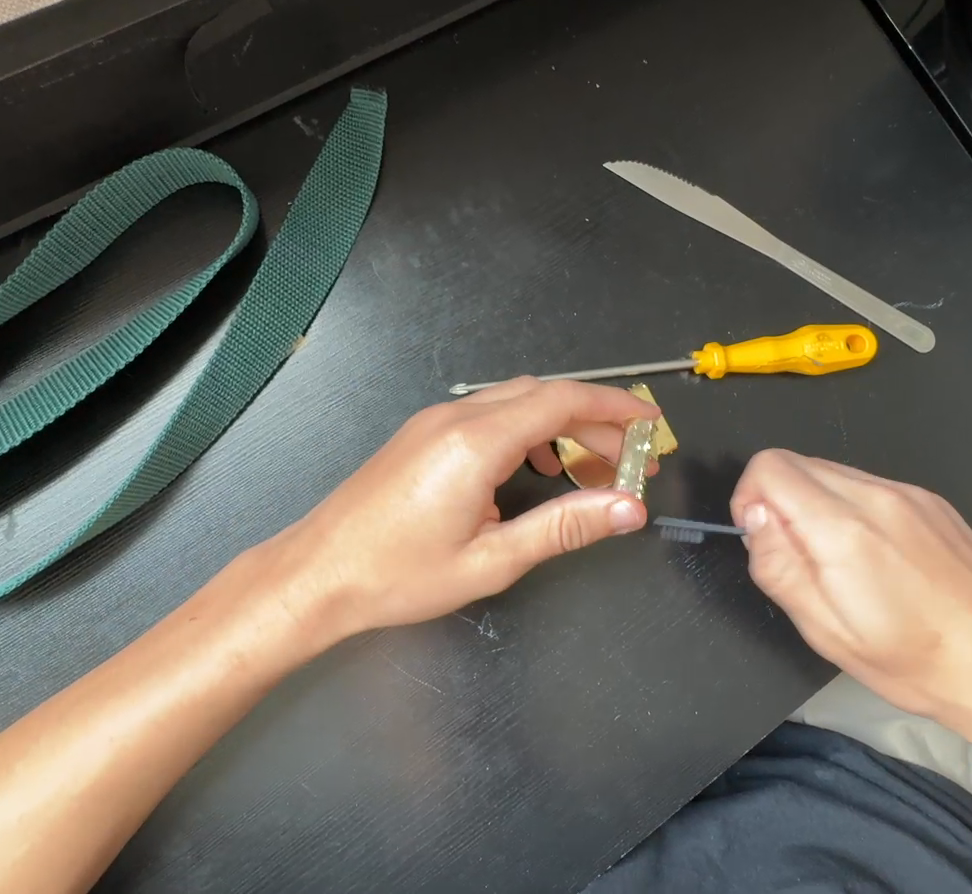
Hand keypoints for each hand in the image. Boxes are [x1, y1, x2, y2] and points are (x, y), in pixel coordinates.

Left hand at [262, 378, 655, 641]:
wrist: (318, 572)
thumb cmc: (400, 575)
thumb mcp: (491, 560)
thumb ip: (564, 527)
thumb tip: (629, 509)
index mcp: (477, 441)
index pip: (562, 401)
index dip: (615, 407)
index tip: (653, 425)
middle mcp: (457, 415)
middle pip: (543, 395)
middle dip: (594, 420)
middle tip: (630, 463)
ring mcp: (434, 420)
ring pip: (515, 401)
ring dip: (559, 424)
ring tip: (590, 467)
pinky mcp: (422, 433)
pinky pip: (488, 413)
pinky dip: (525, 429)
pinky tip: (534, 468)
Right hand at [733, 450, 971, 780]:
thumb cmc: (916, 665)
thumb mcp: (827, 632)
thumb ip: (778, 567)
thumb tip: (754, 518)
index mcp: (845, 530)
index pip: (769, 467)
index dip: (748, 498)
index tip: (760, 539)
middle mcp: (878, 496)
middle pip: (795, 462)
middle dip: (777, 501)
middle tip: (798, 559)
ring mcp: (910, 494)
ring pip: (830, 471)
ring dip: (813, 504)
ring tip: (839, 563)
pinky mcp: (933, 501)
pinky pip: (868, 485)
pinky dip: (849, 508)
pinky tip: (877, 558)